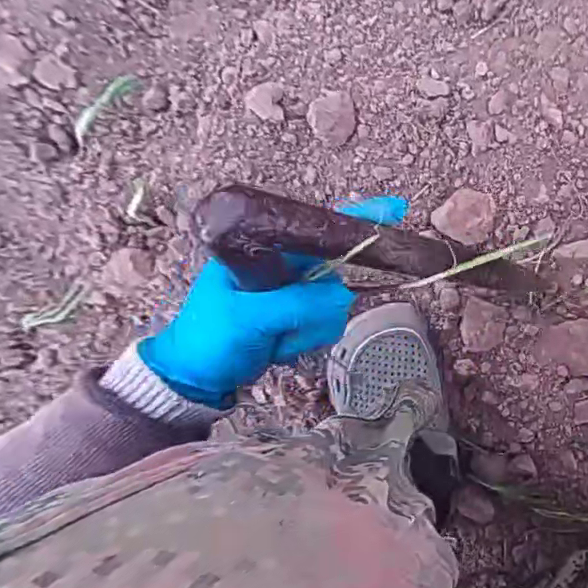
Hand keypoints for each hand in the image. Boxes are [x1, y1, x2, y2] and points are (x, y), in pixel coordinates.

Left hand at [140, 196, 407, 404]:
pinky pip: (328, 324)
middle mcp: (287, 269)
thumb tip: (338, 296)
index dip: (357, 219)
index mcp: (264, 252)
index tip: (394, 210)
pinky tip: (280, 346)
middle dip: (318, 306)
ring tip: (274, 338)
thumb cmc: (208, 337)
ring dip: (308, 328)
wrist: (194, 378)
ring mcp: (296, 294)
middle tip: (288, 326)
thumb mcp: (248, 317)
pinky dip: (307, 339)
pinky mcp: (302, 317)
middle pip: (335, 274)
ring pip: (334, 305)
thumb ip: (297, 303)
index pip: (316, 228)